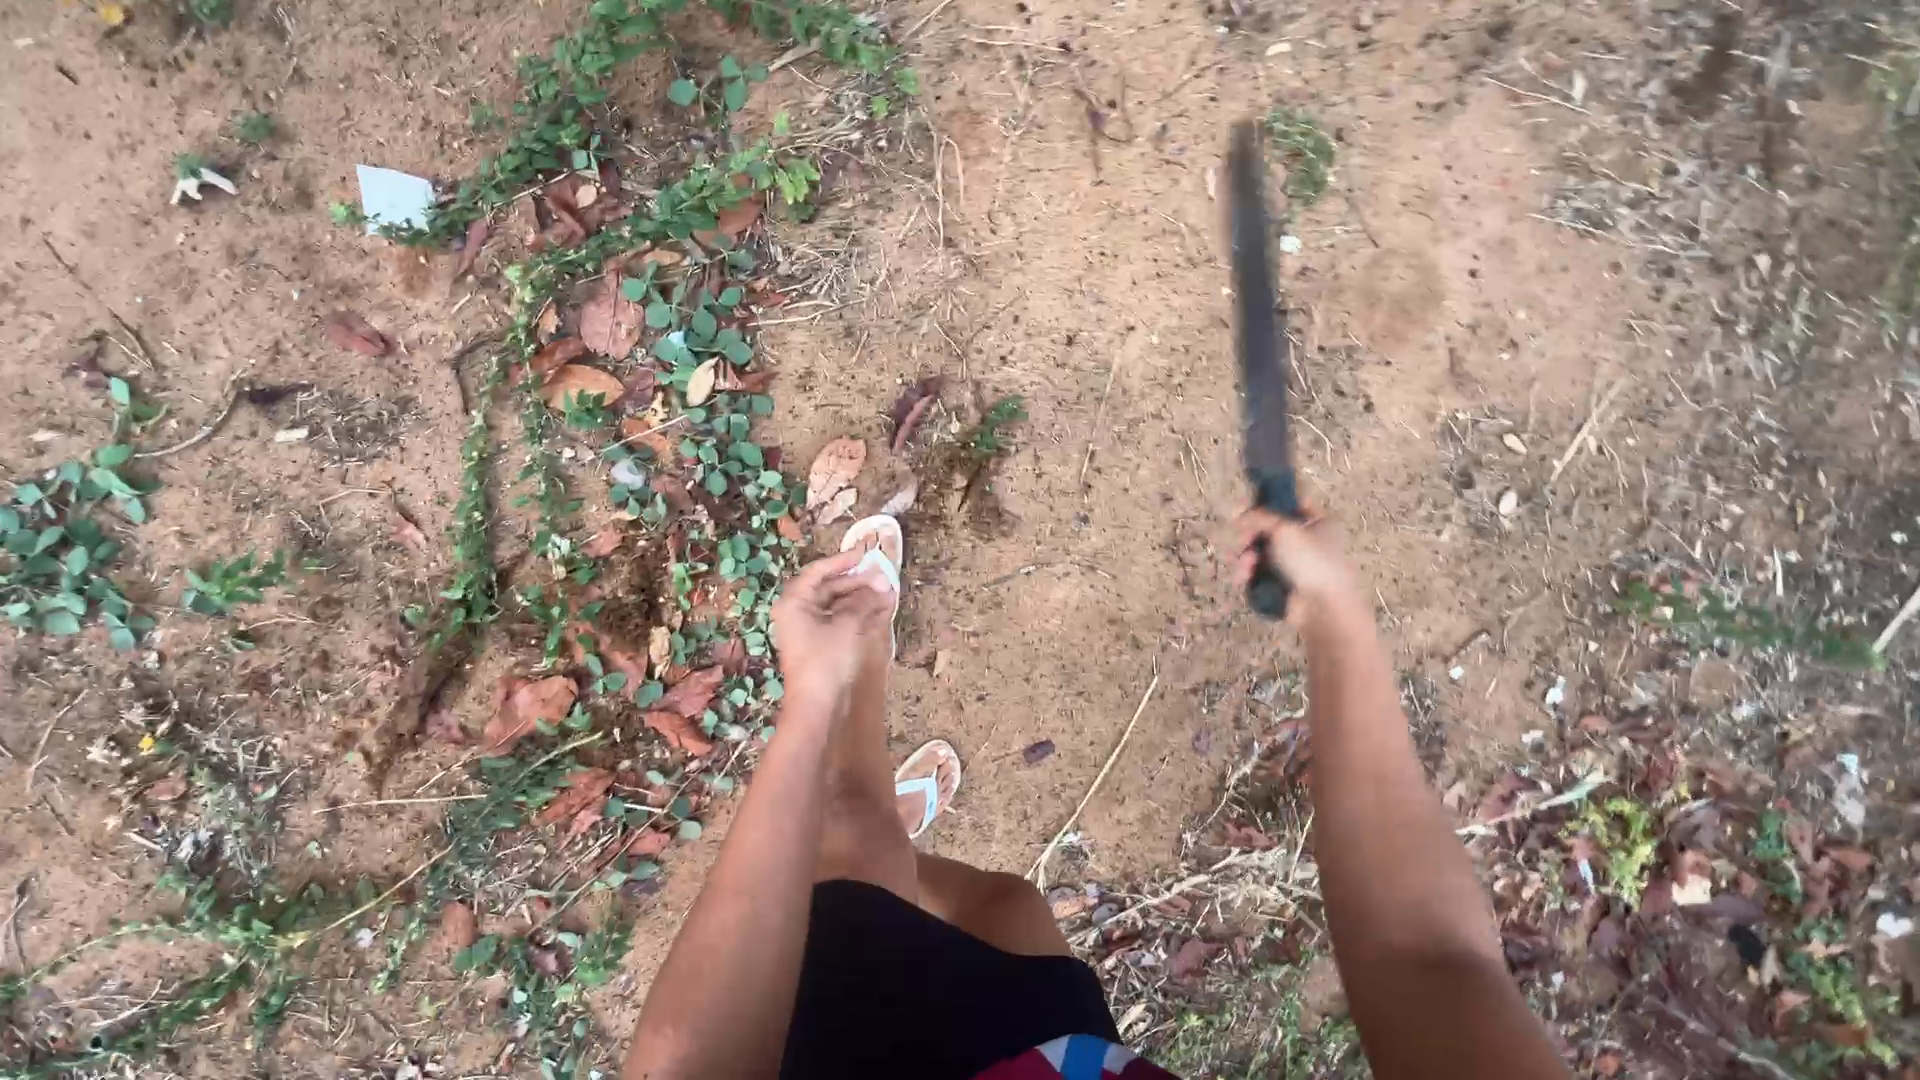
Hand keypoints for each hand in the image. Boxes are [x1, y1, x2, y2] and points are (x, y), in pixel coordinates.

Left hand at [770, 548, 893, 713]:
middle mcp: (798, 613)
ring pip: (838, 606)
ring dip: (862, 599)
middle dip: (858, 583)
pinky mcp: (821, 645)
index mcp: (794, 602)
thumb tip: (883, 585)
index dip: (842, 561)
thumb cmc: (826, 659)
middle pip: (829, 588)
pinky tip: (881, 610)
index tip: (864, 554)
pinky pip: (841, 622)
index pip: (818, 572)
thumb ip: (864, 601)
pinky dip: (859, 615)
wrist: (818, 705)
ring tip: (888, 594)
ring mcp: (809, 630)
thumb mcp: (847, 625)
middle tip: (884, 578)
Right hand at [1232, 505, 1363, 628]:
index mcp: (1318, 522)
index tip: (1244, 506)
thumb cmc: (1310, 561)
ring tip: (1243, 567)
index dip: (1267, 502)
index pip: (1290, 503)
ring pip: (1261, 553)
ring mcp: (1295, 566)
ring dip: (1246, 557)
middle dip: (1249, 537)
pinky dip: (1249, 575)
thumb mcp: (1284, 529)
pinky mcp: (1284, 585)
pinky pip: (1259, 574)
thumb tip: (1238, 510)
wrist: (1324, 607)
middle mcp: (1308, 542)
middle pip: (1269, 530)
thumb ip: (1259, 516)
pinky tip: (1243, 579)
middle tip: (1241, 542)